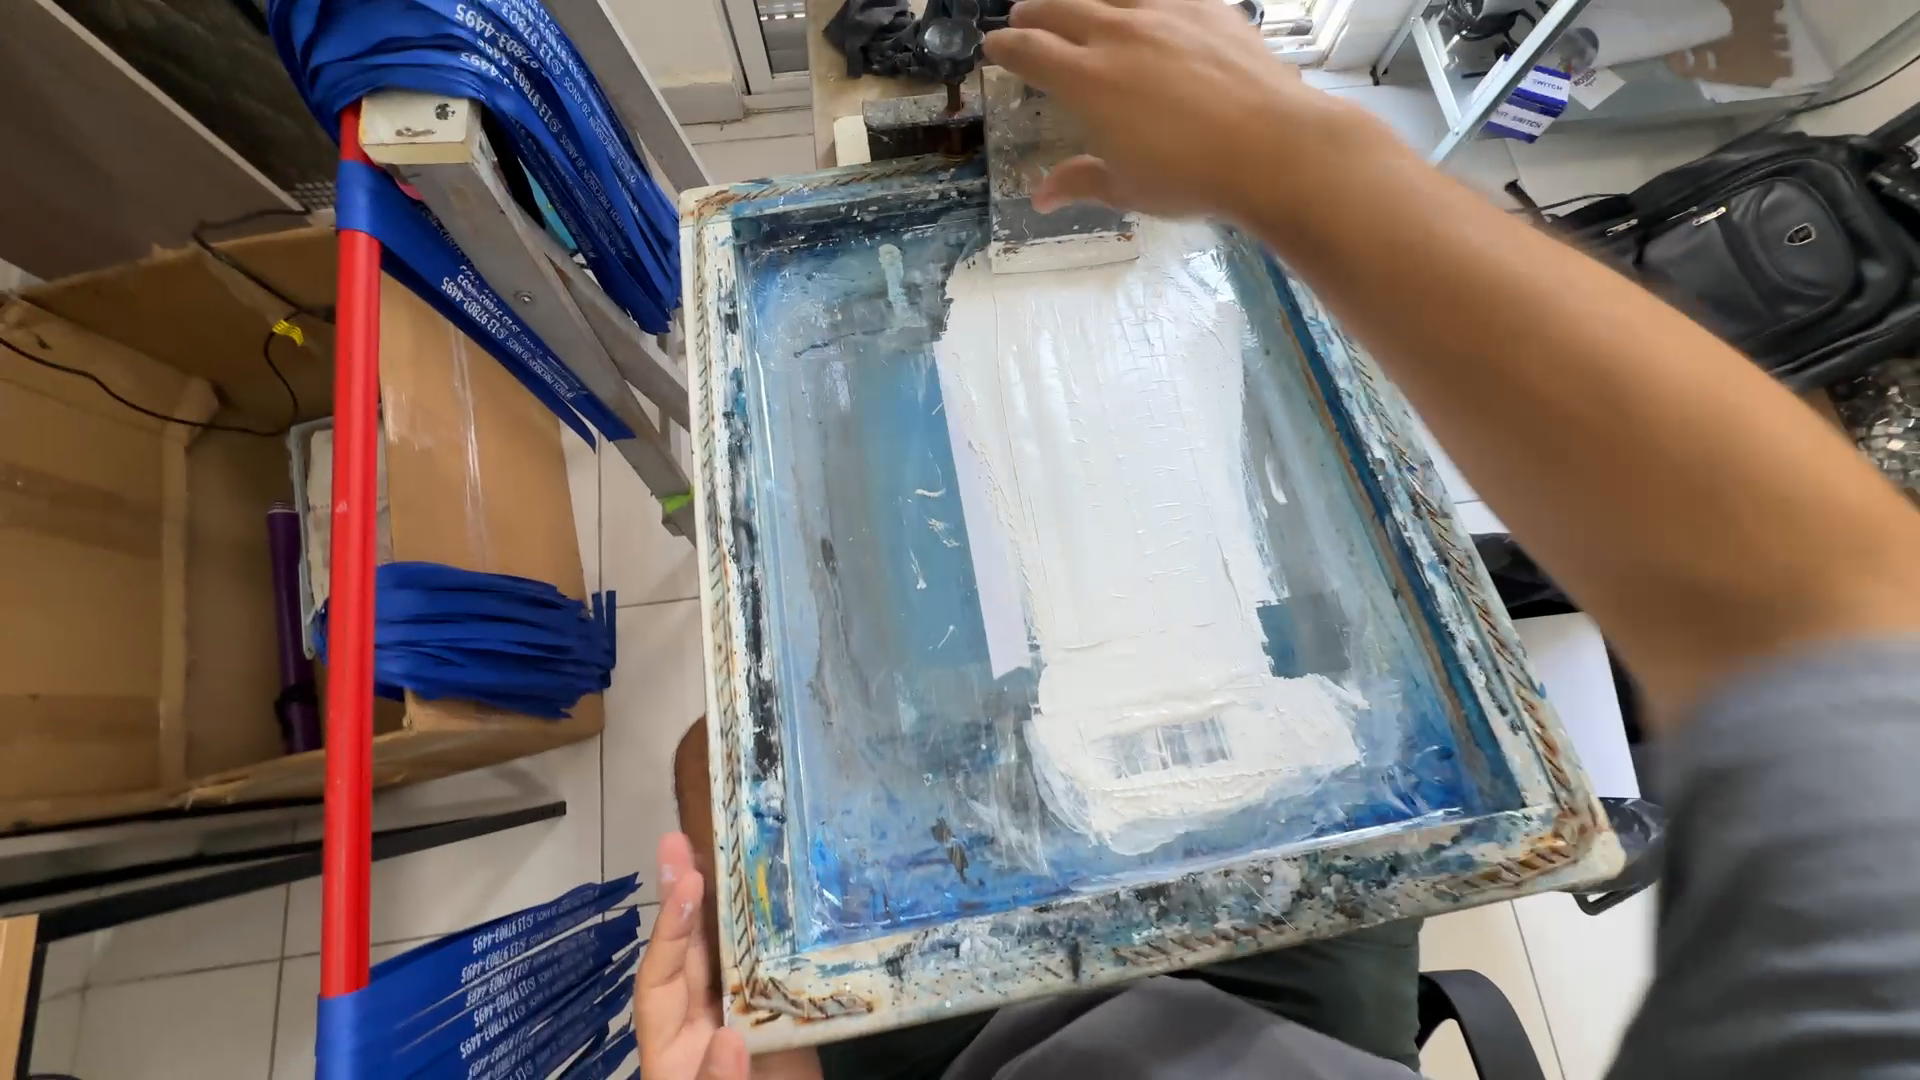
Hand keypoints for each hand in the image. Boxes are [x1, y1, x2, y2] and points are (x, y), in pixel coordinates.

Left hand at [636, 833, 820, 1079]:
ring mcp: (745, 1015)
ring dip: (725, 902)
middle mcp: (703, 1024)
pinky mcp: (784, 1013)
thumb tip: (725, 1035)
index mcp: (673, 1054)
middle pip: (689, 953)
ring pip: (730, 950)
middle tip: (679, 840)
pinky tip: (781, 891)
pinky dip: (773, 926)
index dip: (670, 935)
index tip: (686, 887)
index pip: (660, 986)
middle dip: (683, 897)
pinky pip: (774, 964)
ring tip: (721, 846)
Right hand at [983, 0, 1358, 223]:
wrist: (1270, 146)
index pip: (1033, 53)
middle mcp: (1120, 33)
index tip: (993, 44)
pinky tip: (1144, 6)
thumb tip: (1040, 198)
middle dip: (1037, 12)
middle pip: (1064, 10)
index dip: (1008, 47)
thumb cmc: (1187, 177)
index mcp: (1089, 81)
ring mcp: (1167, 12)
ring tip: (1078, 5)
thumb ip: (1080, 182)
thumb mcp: (1125, 188)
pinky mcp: (1208, 7)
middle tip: (1023, 14)